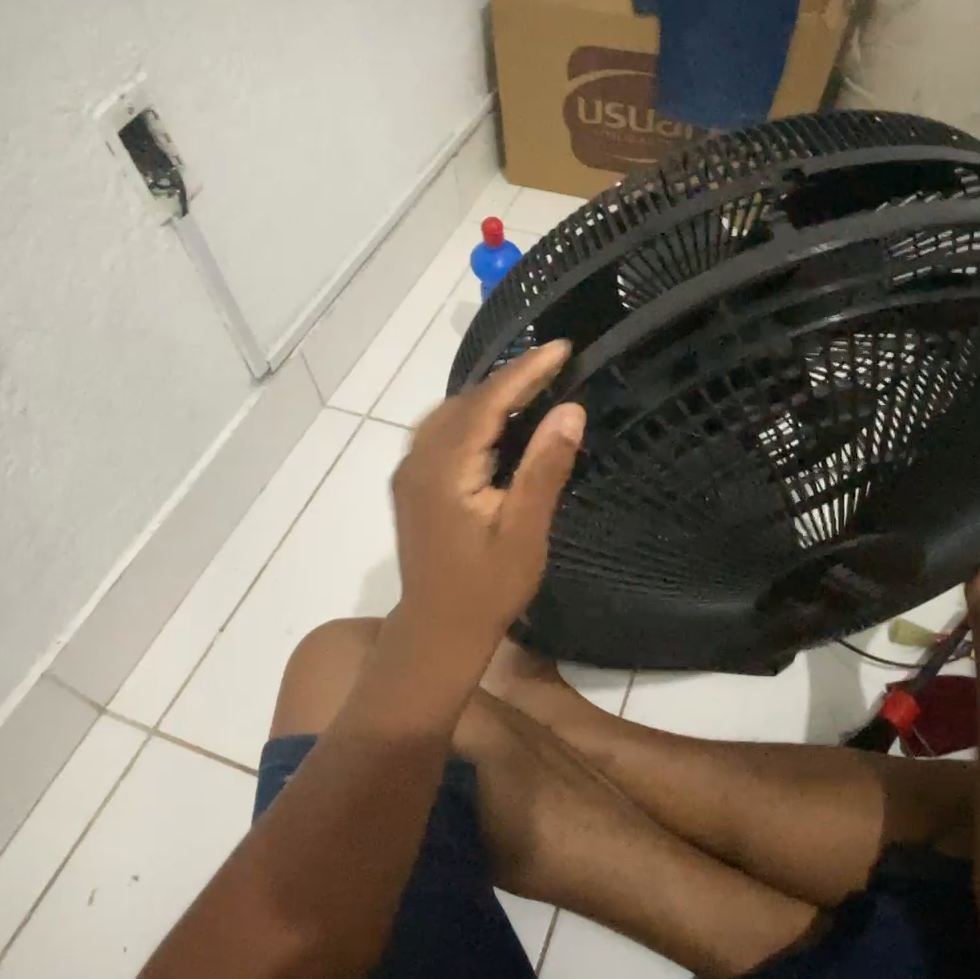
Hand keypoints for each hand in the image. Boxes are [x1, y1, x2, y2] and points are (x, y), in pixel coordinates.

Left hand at [390, 341, 585, 659]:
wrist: (437, 630)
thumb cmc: (487, 589)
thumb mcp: (524, 533)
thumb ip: (544, 469)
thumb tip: (570, 411)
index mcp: (445, 470)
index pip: (487, 402)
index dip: (526, 372)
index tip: (562, 348)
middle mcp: (418, 461)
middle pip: (465, 402)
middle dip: (510, 379)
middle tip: (555, 365)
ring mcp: (408, 471)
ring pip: (449, 413)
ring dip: (489, 395)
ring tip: (533, 385)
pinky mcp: (409, 483)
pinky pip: (439, 432)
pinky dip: (470, 416)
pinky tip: (495, 422)